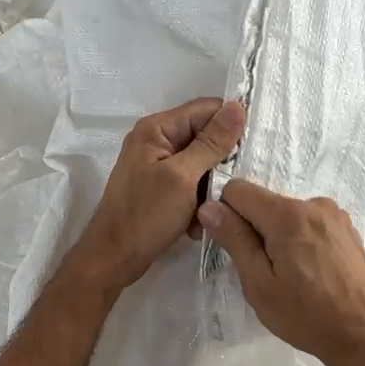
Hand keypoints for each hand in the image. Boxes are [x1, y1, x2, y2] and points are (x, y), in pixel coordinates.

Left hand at [71, 98, 245, 290]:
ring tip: (211, 211)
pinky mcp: (160, 189)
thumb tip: (238, 107)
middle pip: (204, 139)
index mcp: (157, 129)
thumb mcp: (183, 177)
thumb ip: (211, 143)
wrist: (114, 258)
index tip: (249, 152)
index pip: (206, 110)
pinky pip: (190, 186)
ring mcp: (157, 166)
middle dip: (220, 164)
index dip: (230, 127)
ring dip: (210, 189)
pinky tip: (197, 223)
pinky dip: (197, 203)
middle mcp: (156, 141)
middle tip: (231, 188)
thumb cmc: (145, 216)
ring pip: (201, 166)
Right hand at [197, 181, 364, 365]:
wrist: (361, 335)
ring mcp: (335, 216)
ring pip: (287, 215)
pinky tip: (309, 273)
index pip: (238, 190)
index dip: (224, 213)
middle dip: (254, 229)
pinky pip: (309, 225)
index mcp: (288, 215)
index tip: (228, 245)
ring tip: (288, 276)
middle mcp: (314, 204)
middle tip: (260, 272)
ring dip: (278, 237)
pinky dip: (300, 241)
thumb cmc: (304, 315)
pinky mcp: (347, 230)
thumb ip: (234, 239)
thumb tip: (209, 207)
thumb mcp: (259, 283)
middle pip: (265, 203)